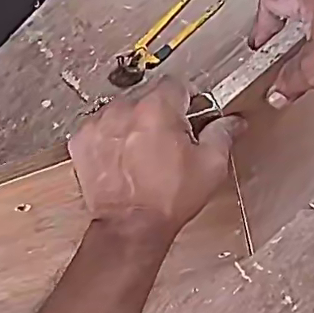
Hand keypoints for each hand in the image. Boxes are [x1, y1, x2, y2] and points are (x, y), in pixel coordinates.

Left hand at [68, 77, 245, 240]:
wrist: (130, 227)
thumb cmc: (167, 200)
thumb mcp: (210, 166)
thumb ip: (222, 135)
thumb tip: (232, 121)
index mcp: (158, 108)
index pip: (176, 85)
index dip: (186, 101)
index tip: (189, 117)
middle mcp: (125, 110)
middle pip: (147, 99)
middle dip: (158, 117)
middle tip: (166, 146)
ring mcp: (99, 125)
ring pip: (121, 114)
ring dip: (131, 127)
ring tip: (141, 158)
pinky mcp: (82, 142)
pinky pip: (100, 130)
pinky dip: (109, 142)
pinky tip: (121, 162)